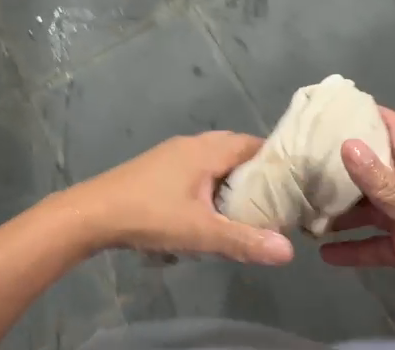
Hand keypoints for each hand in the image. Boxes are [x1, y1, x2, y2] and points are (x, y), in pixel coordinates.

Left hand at [58, 132, 294, 265]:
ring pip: (215, 161)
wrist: (96, 212)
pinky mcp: (161, 169)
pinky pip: (199, 170)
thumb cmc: (151, 215)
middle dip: (258, 173)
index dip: (276, 161)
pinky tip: (216, 213)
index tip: (298, 183)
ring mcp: (174, 154)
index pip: (252, 144)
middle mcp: (192, 144)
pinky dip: (214, 185)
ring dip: (234, 180)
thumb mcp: (202, 233)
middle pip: (235, 150)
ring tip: (254, 211)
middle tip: (282, 202)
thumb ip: (245, 241)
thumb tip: (289, 250)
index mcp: (205, 149)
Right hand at [319, 109, 394, 349]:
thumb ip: (386, 186)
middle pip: (375, 168)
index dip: (372, 114)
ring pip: (369, 208)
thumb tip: (347, 142)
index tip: (336, 105)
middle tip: (303, 157)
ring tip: (305, 207)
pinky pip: (375, 244)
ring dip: (341, 208)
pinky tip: (326, 255)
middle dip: (342, 162)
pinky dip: (352, 247)